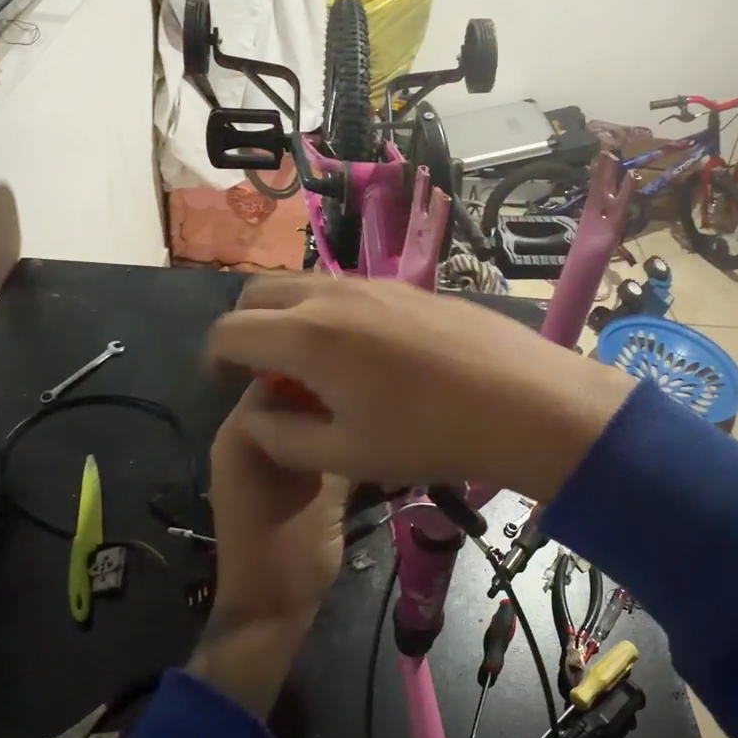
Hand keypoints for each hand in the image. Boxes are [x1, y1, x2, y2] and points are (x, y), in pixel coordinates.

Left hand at [188, 379, 348, 717]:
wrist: (268, 610)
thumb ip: (336, 443)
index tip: (363, 360)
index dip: (319, 363)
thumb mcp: (322, 492)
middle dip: (327, 387)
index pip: (277, 373)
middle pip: (286, 392)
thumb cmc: (290, 551)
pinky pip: (298, 442)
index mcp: (243, 433)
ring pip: (295, 418)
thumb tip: (366, 405)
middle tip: (377, 383)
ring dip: (328, 412)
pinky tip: (361, 436)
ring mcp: (255, 459)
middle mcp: (242, 436)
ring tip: (374, 405)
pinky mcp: (271, 479)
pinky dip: (323, 437)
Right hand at [205, 275, 635, 500]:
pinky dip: (326, 313)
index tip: (224, 387)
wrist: (524, 400)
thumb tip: (255, 418)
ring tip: (311, 367)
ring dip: (287, 318)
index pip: (228, 332)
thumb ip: (283, 438)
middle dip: (244, 329)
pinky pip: (343, 289)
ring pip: (303, 286)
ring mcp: (372, 283)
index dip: (213, 361)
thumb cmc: (428, 436)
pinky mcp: (406, 285)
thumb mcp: (345, 454)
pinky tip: (359, 355)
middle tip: (261, 374)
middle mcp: (330, 294)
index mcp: (305, 336)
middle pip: (257, 293)